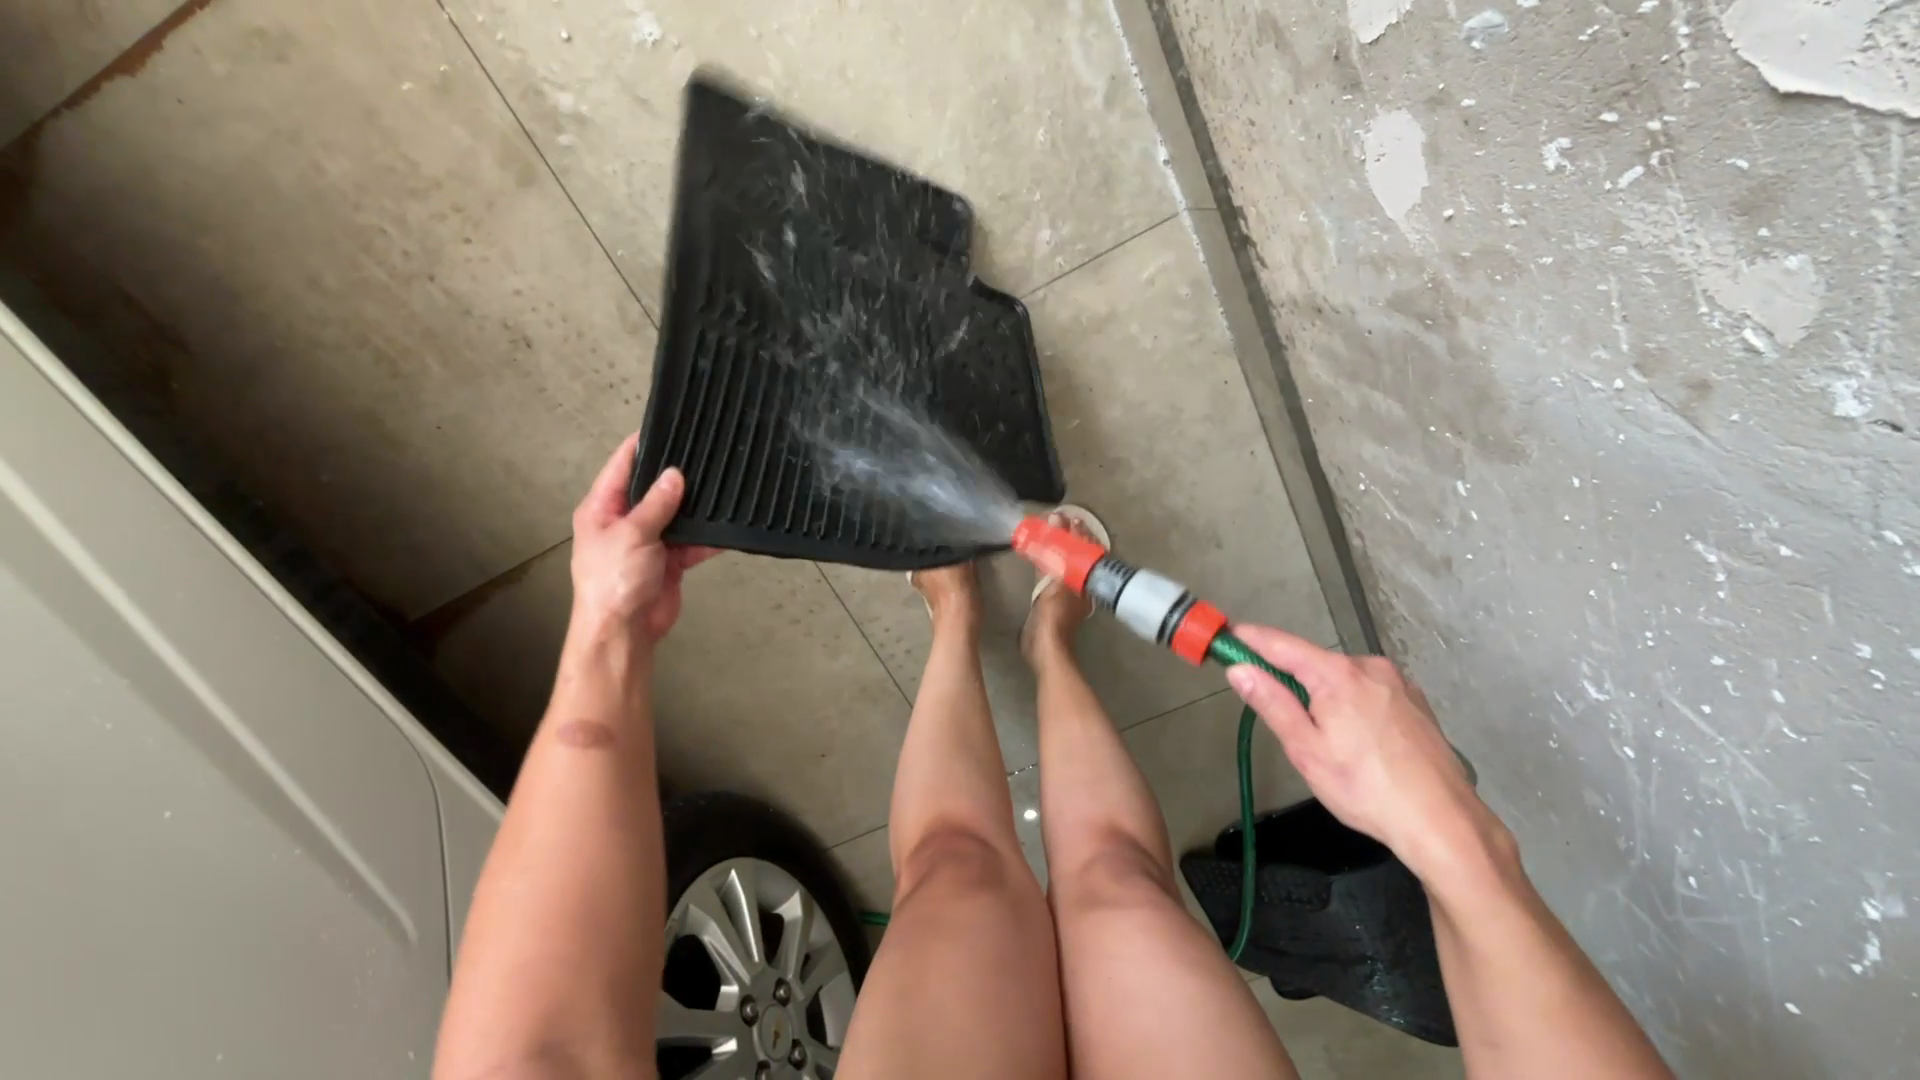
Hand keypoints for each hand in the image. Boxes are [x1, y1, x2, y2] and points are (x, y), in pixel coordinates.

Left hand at [570, 433, 718, 642]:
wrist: (624, 632)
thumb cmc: (614, 580)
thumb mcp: (633, 533)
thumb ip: (657, 503)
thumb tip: (676, 473)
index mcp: (603, 508)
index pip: (623, 465)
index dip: (644, 444)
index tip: (670, 424)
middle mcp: (625, 520)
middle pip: (654, 489)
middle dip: (677, 475)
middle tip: (707, 451)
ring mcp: (649, 542)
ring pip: (677, 515)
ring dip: (695, 507)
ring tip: (723, 482)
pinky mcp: (670, 562)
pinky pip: (692, 542)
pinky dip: (707, 537)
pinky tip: (727, 525)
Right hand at [1225, 624, 1502, 877]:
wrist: (1443, 821)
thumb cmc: (1364, 788)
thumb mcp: (1305, 750)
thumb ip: (1272, 703)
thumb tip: (1239, 669)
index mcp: (1337, 674)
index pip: (1281, 644)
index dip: (1251, 639)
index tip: (1227, 634)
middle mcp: (1370, 667)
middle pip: (1314, 662)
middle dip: (1291, 680)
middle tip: (1282, 721)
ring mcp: (1398, 683)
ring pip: (1344, 679)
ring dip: (1324, 696)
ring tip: (1328, 743)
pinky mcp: (1416, 702)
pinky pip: (1369, 692)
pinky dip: (1353, 704)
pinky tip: (1360, 742)